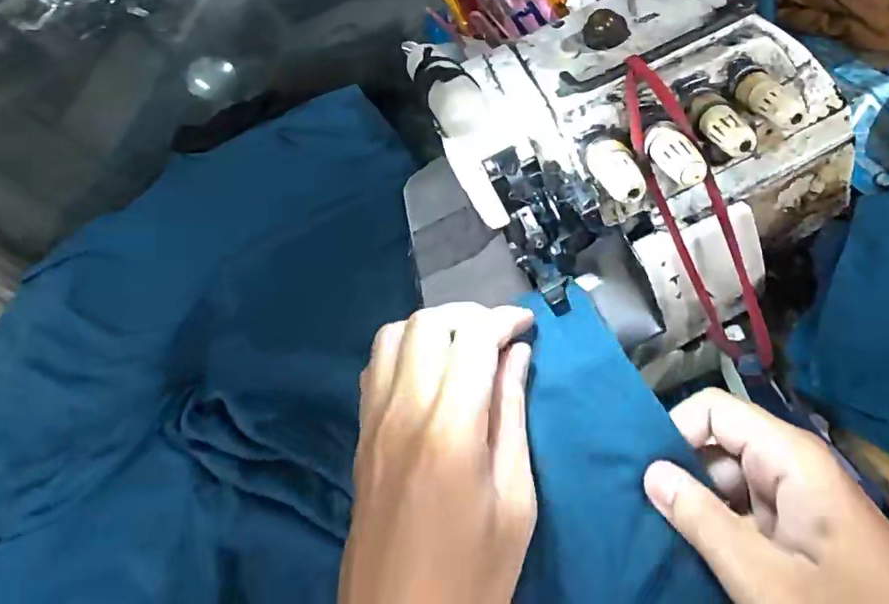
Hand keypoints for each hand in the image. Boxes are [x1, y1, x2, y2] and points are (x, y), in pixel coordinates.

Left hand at [339, 303, 536, 603]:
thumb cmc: (473, 572)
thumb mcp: (514, 501)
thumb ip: (511, 415)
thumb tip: (517, 354)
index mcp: (449, 426)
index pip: (473, 336)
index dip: (505, 318)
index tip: (528, 324)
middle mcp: (404, 408)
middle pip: (429, 322)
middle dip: (470, 317)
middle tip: (499, 339)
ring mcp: (374, 419)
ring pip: (394, 332)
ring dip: (433, 328)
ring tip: (464, 351)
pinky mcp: (360, 434)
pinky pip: (376, 364)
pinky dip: (404, 348)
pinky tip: (428, 374)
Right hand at [644, 389, 888, 603]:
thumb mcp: (764, 579)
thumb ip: (702, 520)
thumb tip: (650, 471)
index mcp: (790, 456)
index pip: (715, 410)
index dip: (676, 432)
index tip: (644, 475)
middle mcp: (796, 465)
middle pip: (722, 444)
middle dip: (685, 474)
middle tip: (647, 513)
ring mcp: (804, 501)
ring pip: (734, 482)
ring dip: (703, 508)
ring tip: (667, 538)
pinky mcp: (809, 535)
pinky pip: (754, 514)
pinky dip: (727, 532)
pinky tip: (702, 558)